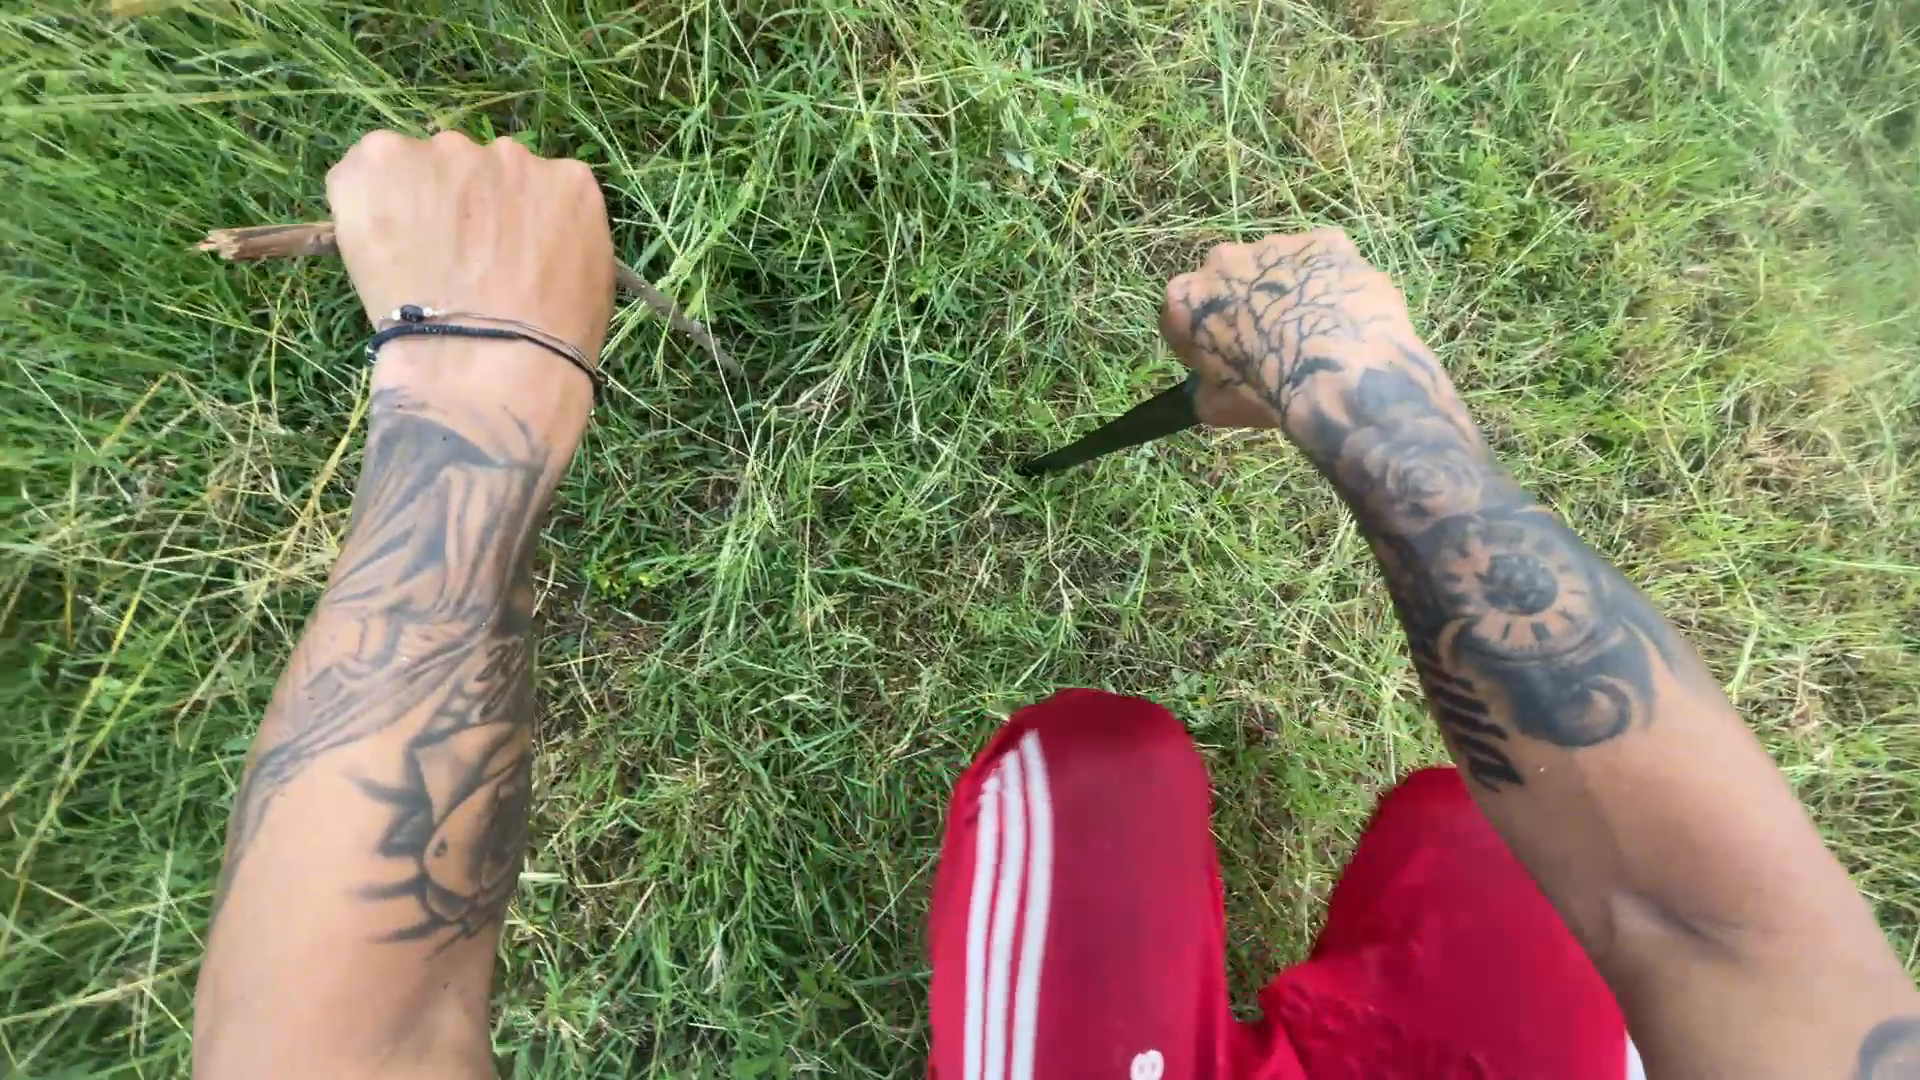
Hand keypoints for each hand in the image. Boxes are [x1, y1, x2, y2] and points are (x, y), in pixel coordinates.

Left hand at [326, 130, 614, 421]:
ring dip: (421, 204)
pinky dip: (370, 208)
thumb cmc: (558, 338)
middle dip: (471, 206)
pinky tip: (386, 257)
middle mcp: (512, 153)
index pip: (542, 187)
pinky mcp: (380, 160)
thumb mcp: (592, 282)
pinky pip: (369, 176)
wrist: (493, 361)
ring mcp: (444, 152)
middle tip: (464, 262)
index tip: (512, 253)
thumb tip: (532, 237)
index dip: (521, 222)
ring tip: (421, 265)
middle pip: (481, 170)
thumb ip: (564, 238)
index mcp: (570, 183)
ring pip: (424, 170)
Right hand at [1158, 228, 1438, 437]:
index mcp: (1185, 299)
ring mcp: (1273, 245)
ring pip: (1270, 267)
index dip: (1195, 340)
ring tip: (1305, 326)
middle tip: (1261, 340)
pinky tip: (1336, 311)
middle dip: (1236, 305)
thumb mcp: (1215, 407)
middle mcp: (1221, 260)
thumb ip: (1202, 388)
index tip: (1214, 358)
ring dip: (1278, 289)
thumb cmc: (1265, 392)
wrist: (1339, 373)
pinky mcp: (1322, 240)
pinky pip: (1316, 261)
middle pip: (1223, 282)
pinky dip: (1322, 280)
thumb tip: (1207, 387)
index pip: (1178, 317)